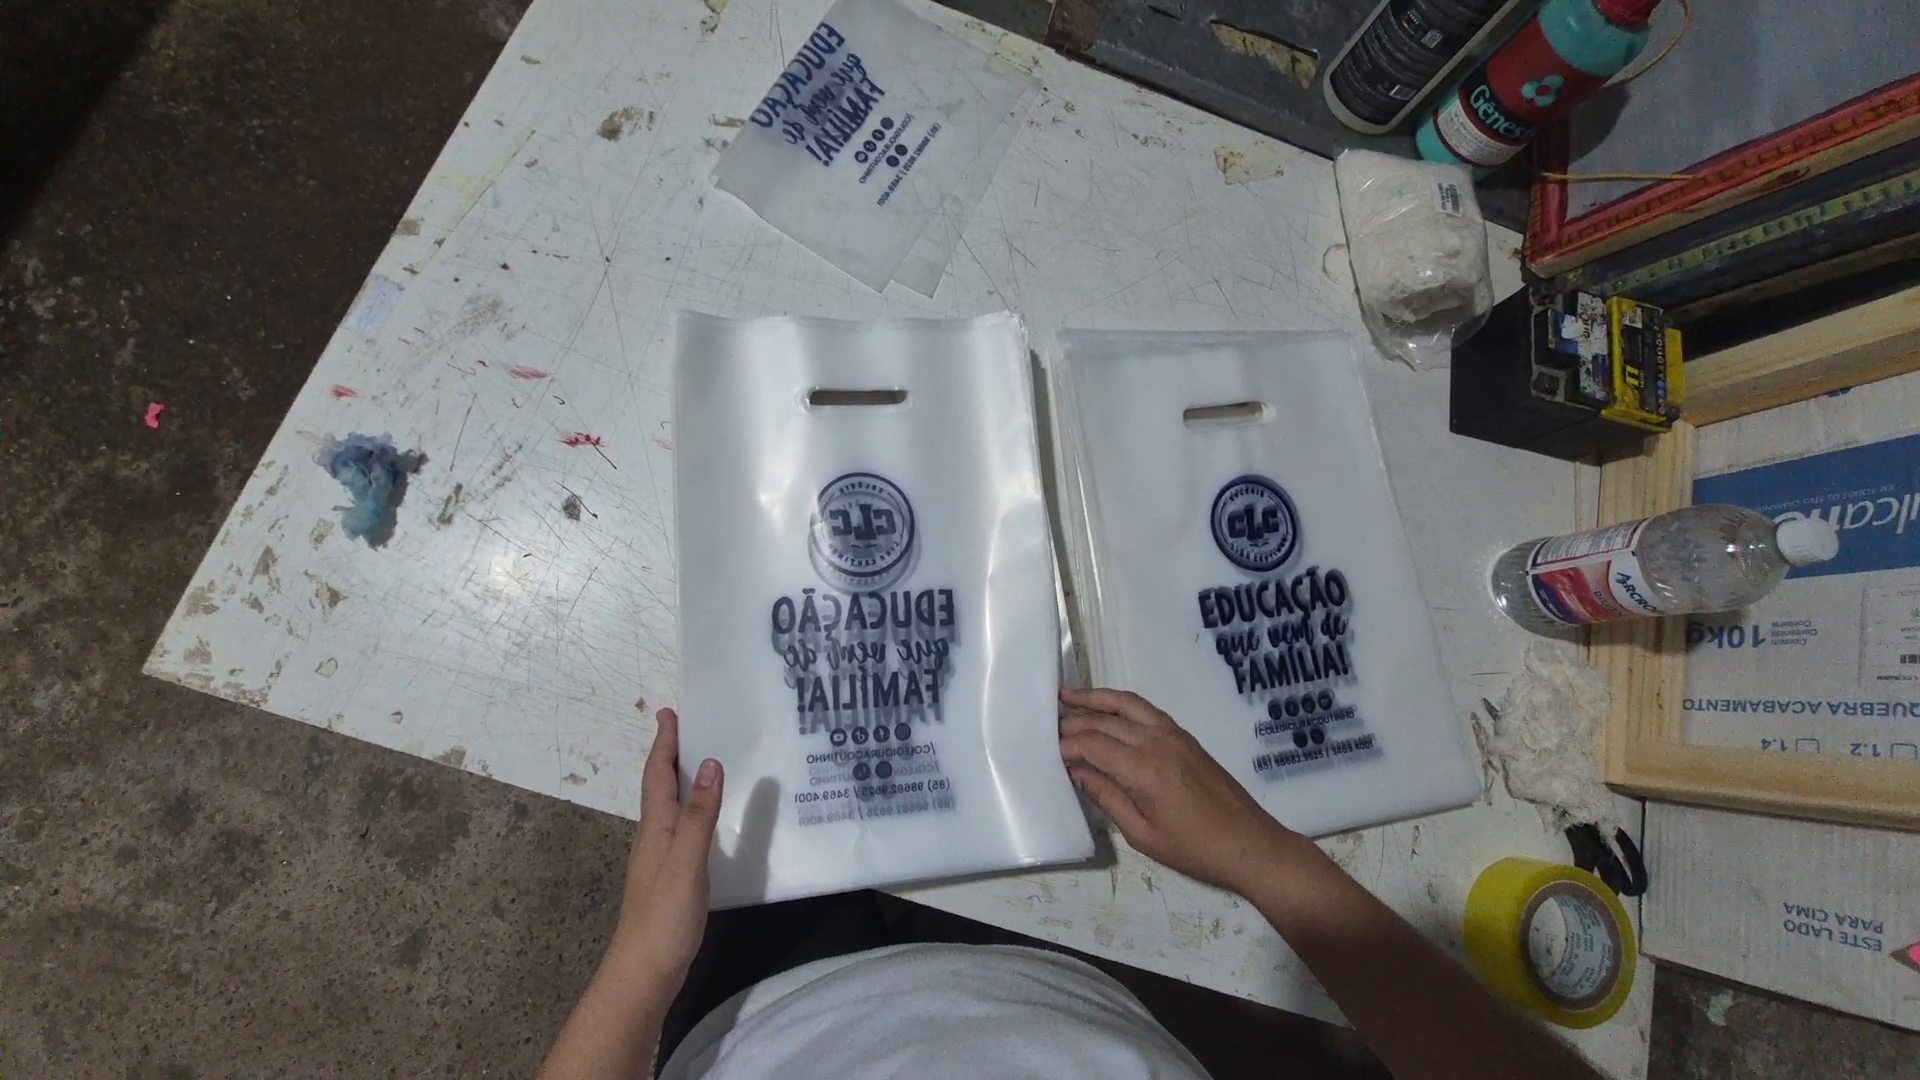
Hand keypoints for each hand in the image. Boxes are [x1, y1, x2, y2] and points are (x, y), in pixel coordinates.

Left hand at [610, 708, 723, 985]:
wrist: (644, 973)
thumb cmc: (664, 916)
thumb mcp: (687, 862)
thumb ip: (699, 814)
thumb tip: (711, 763)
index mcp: (656, 827)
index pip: (658, 775)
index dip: (664, 743)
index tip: (668, 711)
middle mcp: (654, 835)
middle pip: (660, 785)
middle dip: (670, 753)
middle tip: (686, 725)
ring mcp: (661, 856)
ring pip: (670, 804)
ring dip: (680, 777)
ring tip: (701, 758)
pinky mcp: (671, 874)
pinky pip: (682, 824)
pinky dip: (693, 805)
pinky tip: (709, 813)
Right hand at [1059, 687, 1304, 893]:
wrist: (1250, 844)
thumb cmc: (1195, 849)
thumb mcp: (1143, 835)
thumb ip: (1107, 798)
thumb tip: (1077, 771)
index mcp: (1144, 770)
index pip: (1093, 745)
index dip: (1067, 747)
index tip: (1048, 755)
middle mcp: (1157, 742)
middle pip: (1105, 722)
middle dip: (1074, 723)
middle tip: (1048, 727)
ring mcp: (1173, 734)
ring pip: (1126, 705)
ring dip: (1095, 699)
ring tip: (1068, 697)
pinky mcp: (1184, 736)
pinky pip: (1145, 710)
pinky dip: (1121, 704)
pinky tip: (1107, 708)